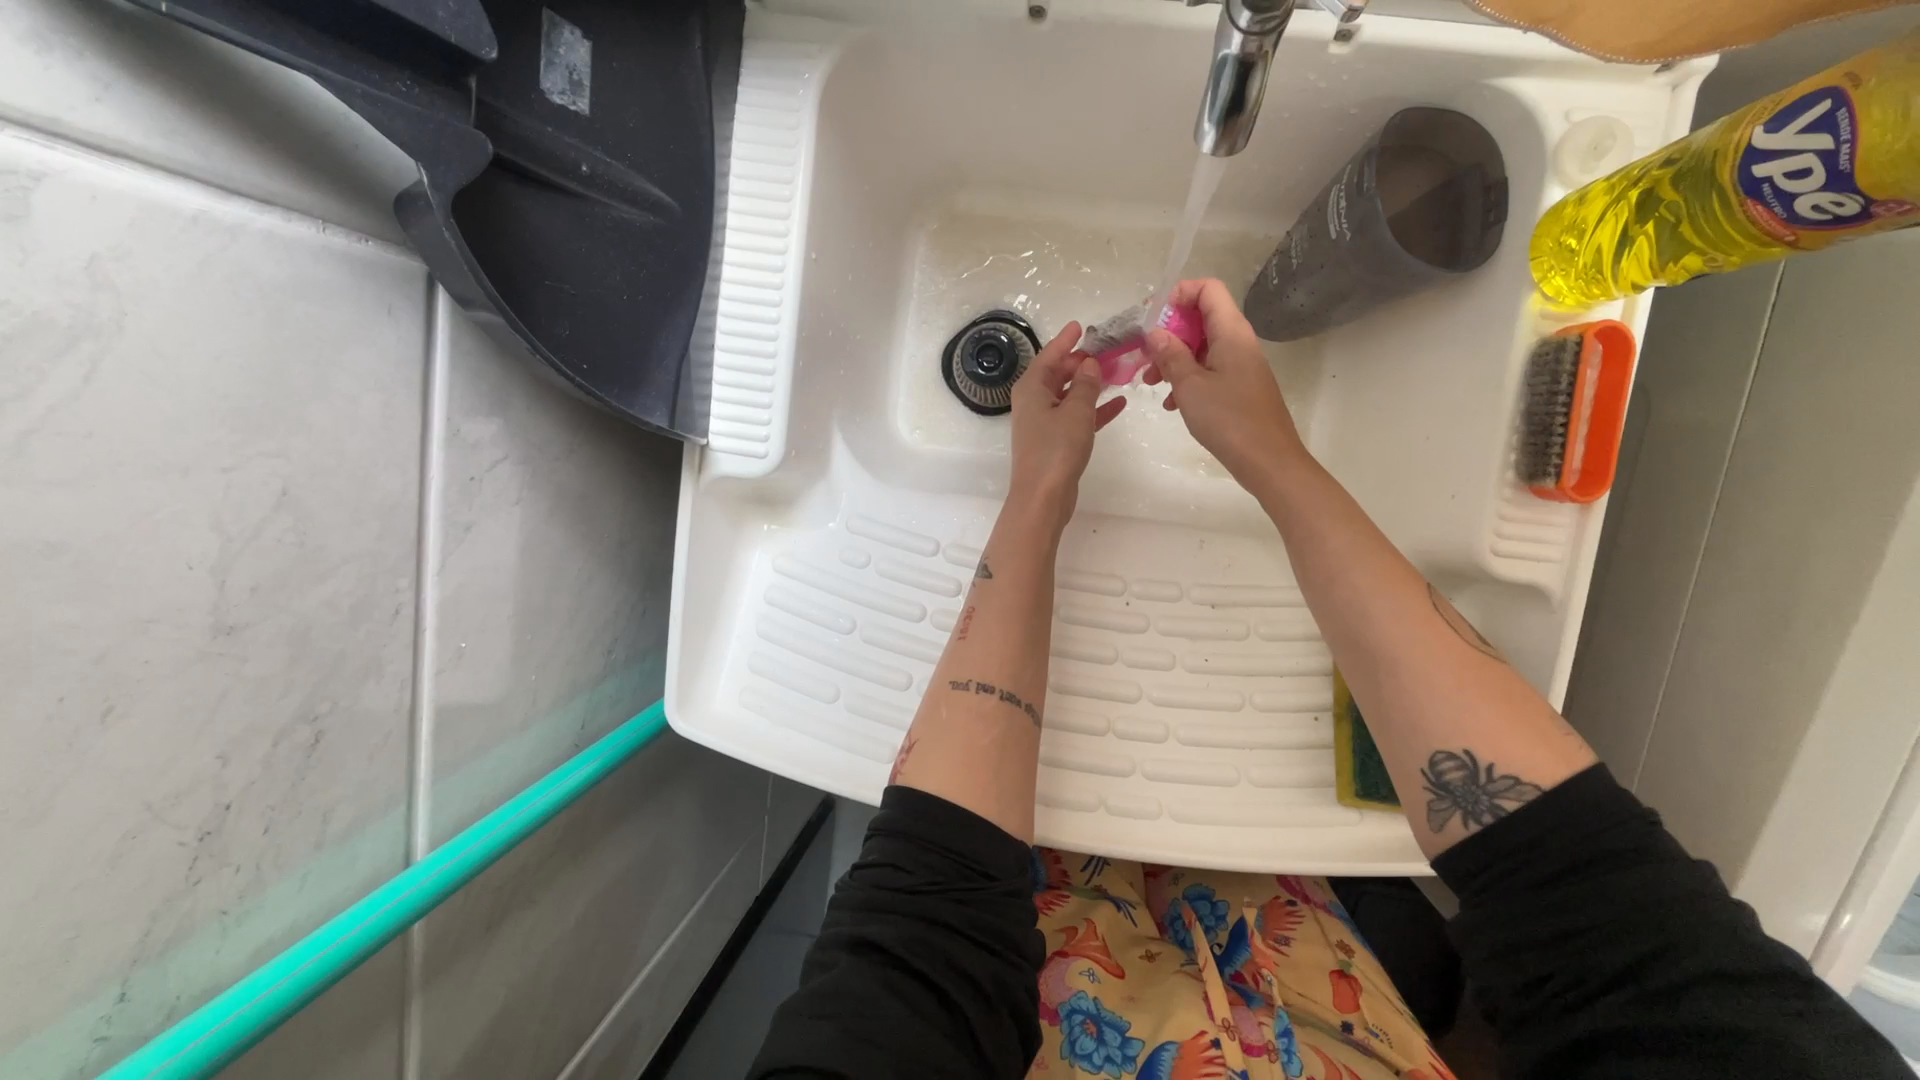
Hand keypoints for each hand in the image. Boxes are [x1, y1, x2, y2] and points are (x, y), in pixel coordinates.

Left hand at [1008, 321, 1126, 529]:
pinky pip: (1076, 418)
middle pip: (1058, 374)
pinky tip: (1119, 404)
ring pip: (1069, 396)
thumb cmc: (1056, 449)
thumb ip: (1085, 384)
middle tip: (1106, 350)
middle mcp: (1034, 402)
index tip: (1080, 326)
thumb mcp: (1076, 411)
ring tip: (1117, 372)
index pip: (1049, 356)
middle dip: (1081, 362)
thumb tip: (1089, 363)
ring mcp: (1044, 423)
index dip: (1065, 341)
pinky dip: (1094, 410)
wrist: (1043, 497)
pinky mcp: (1055, 442)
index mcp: (1031, 389)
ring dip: (1091, 385)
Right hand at [1143, 278, 1306, 489]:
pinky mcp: (1240, 387)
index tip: (1154, 319)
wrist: (1267, 460)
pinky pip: (1210, 369)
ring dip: (1174, 358)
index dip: (1179, 294)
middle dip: (1170, 332)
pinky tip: (1171, 403)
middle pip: (1202, 318)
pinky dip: (1188, 378)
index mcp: (1231, 332)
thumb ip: (1170, 355)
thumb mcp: (1190, 385)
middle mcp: (1239, 341)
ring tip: (1153, 383)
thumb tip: (1156, 333)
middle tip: (1146, 356)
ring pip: (1202, 346)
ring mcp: (1241, 365)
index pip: (1208, 289)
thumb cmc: (1228, 419)